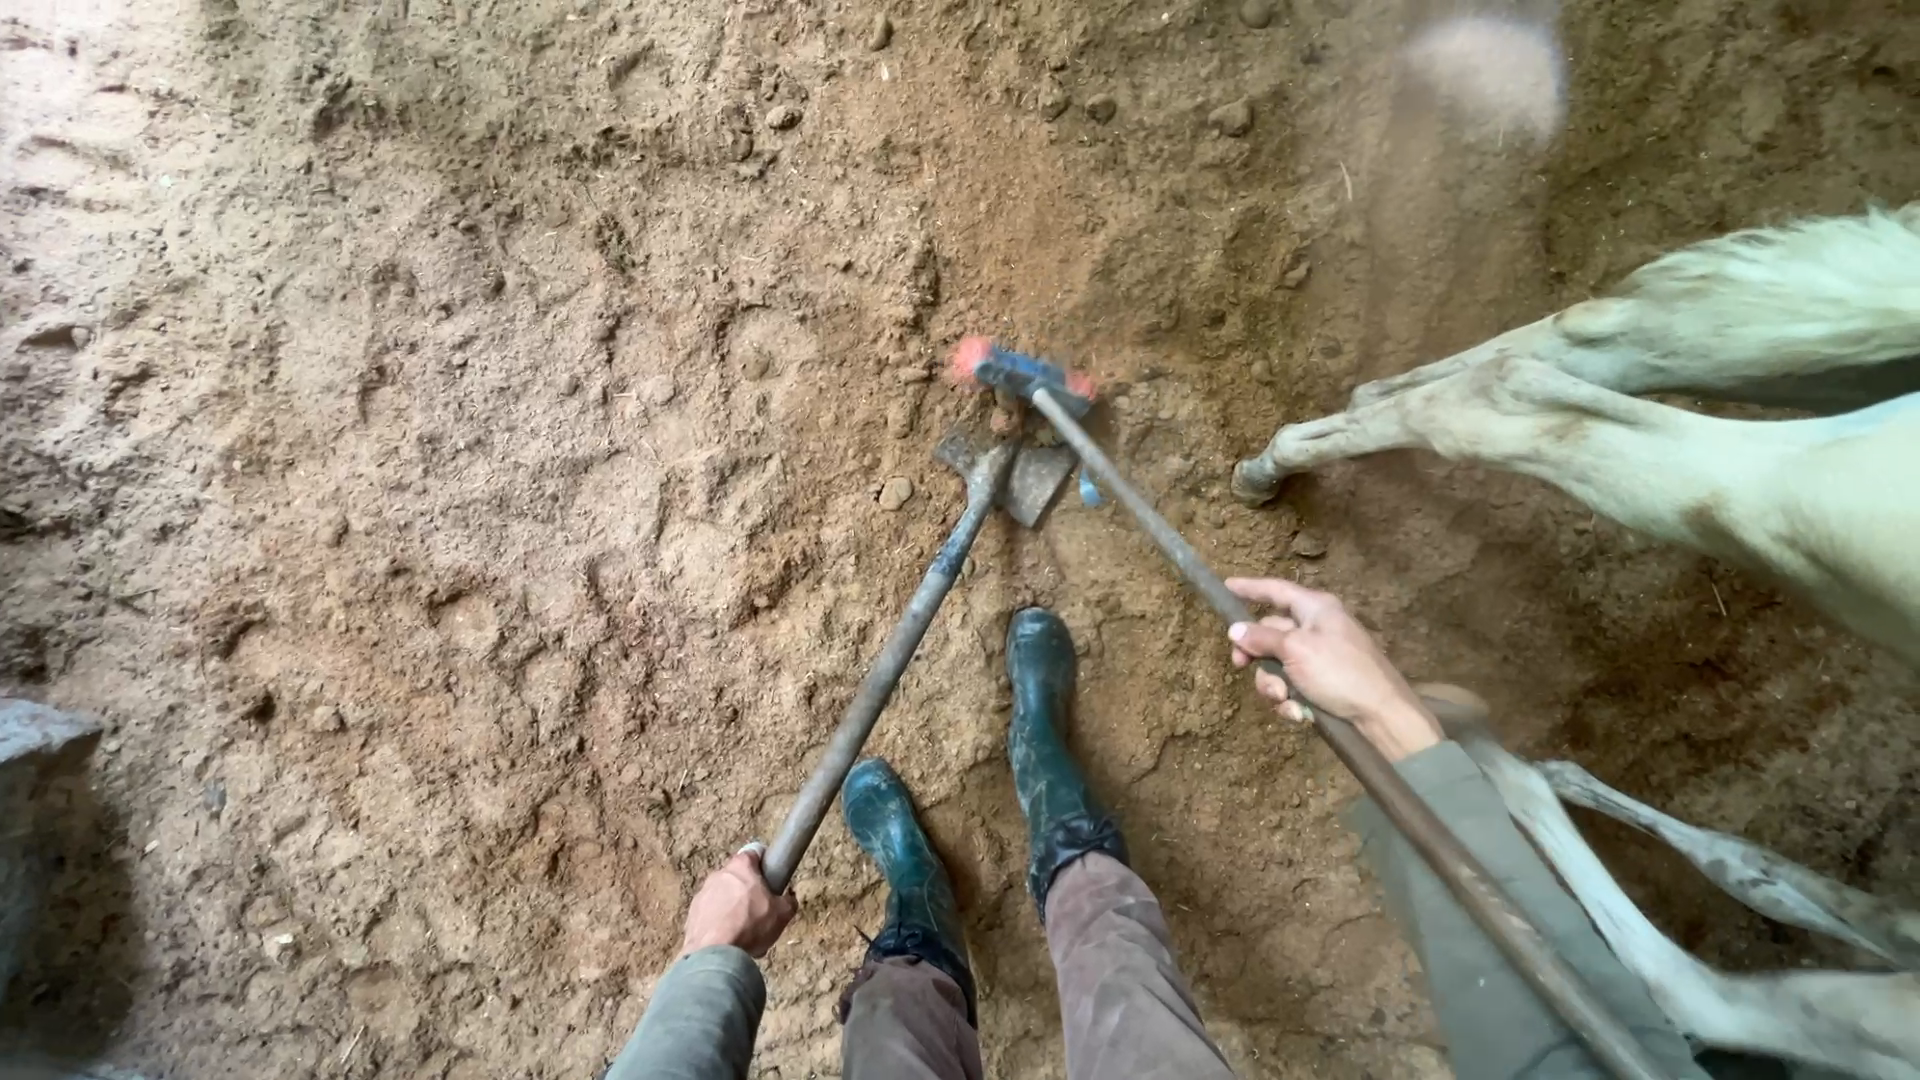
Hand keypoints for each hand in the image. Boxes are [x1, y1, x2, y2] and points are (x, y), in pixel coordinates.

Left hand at [679, 844, 797, 957]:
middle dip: (747, 892)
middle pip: (737, 877)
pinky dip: (718, 925)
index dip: (765, 865)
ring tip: (743, 933)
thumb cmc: (751, 925)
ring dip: (732, 909)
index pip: (755, 853)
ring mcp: (702, 895)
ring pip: (722, 897)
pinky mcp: (691, 916)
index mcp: (741, 866)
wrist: (714, 955)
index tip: (770, 881)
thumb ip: (789, 901)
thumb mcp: (782, 913)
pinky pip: (709, 915)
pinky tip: (727, 943)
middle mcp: (719, 874)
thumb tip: (788, 899)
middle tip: (759, 912)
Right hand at [1225, 577, 1442, 761]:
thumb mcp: (1295, 651)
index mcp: (1316, 608)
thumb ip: (1261, 638)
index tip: (1226, 586)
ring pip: (1276, 663)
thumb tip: (1234, 630)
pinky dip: (1289, 699)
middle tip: (1240, 666)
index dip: (1250, 588)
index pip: (1276, 590)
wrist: (1383, 716)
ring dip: (1272, 683)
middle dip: (1255, 654)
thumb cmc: (1340, 672)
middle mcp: (1317, 627)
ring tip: (1283, 699)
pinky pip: (1291, 684)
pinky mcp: (1322, 683)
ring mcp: (1319, 657)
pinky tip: (1298, 712)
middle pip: (1269, 632)